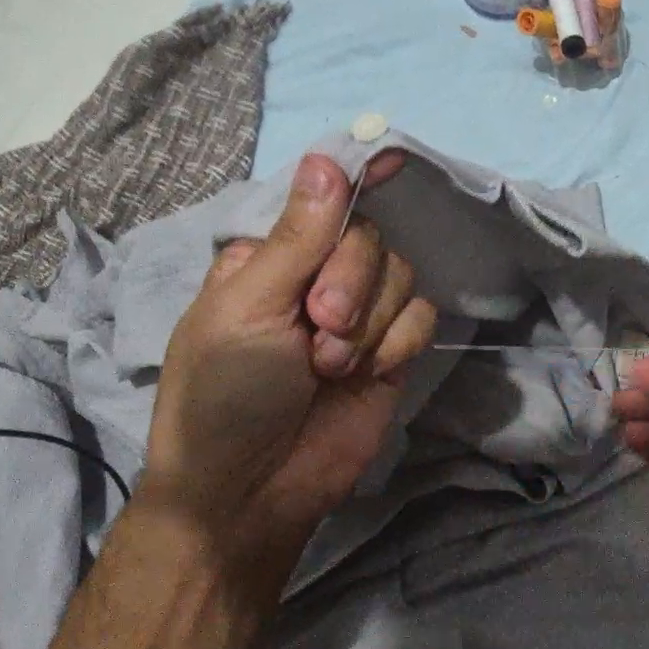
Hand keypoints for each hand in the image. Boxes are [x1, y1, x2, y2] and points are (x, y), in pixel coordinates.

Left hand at [139, 152, 437, 598]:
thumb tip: (327, 159)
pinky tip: (365, 375)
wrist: (254, 488)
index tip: (395, 161)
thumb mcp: (246, 309)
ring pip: (403, 276)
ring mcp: (360, 317)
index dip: (356, 183)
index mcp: (269, 259)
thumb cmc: (225, 394)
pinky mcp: (393, 353)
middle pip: (372, 238)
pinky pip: (422, 318)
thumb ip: (298, 239)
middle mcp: (318, 279)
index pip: (324, 202)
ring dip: (370, 321)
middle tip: (317, 328)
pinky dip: (397, 343)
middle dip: (350, 281)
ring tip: (330, 366)